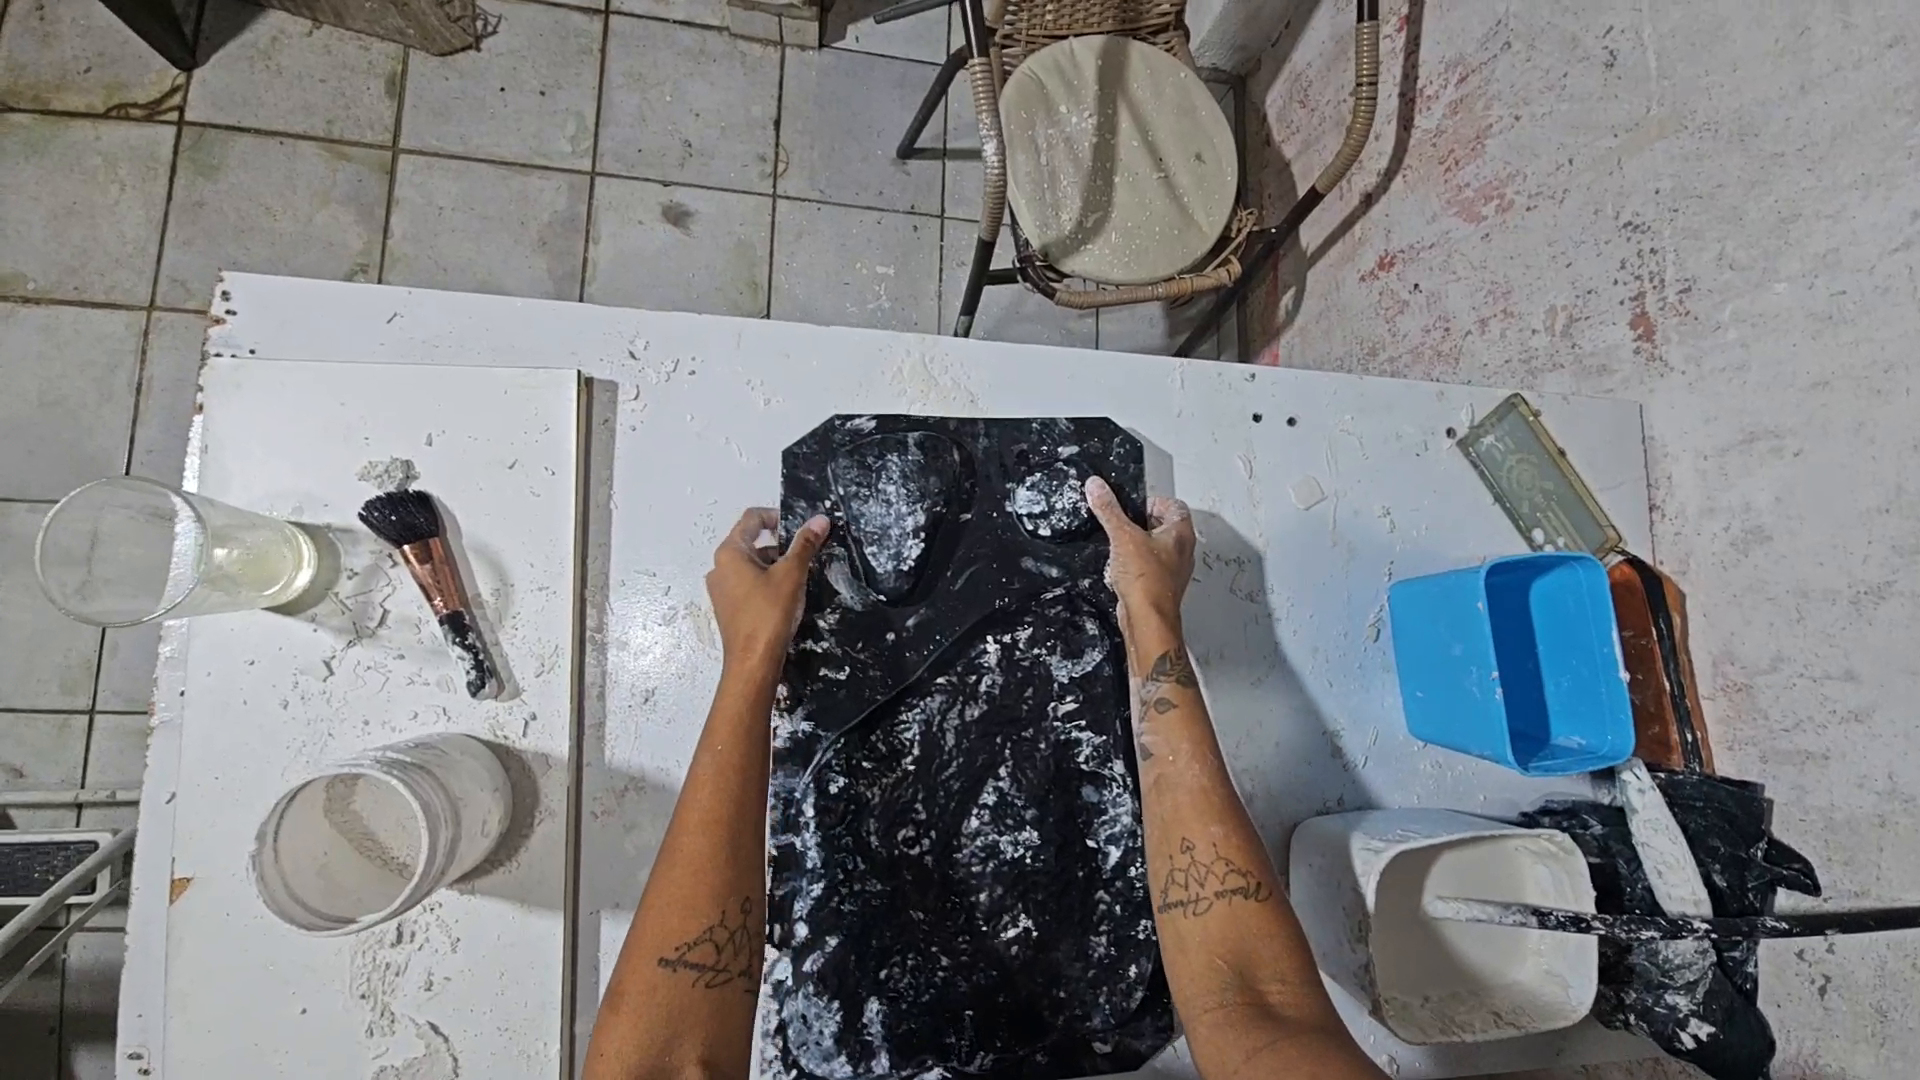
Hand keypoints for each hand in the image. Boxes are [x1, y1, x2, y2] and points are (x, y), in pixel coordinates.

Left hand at [706, 508, 829, 674]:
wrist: (753, 662)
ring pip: (751, 565)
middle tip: (805, 555)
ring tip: (799, 578)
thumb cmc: (770, 613)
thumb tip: (820, 519)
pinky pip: (748, 584)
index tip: (800, 529)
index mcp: (730, 552)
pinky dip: (766, 582)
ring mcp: (721, 589)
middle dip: (780, 544)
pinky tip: (785, 597)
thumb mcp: (792, 574)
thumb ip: (805, 544)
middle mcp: (719, 567)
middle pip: (752, 541)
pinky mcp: (727, 607)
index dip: (777, 516)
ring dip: (774, 565)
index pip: (752, 518)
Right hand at [1085, 476, 1194, 635]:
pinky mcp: (1161, 587)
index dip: (1152, 502)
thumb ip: (1108, 510)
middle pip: (1164, 526)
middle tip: (1122, 525)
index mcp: (1181, 533)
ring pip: (1155, 548)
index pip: (1173, 505)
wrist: (1146, 620)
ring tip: (1119, 548)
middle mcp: (1182, 551)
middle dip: (1140, 523)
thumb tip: (1096, 485)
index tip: (1131, 507)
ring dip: (1136, 546)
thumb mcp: (1122, 537)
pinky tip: (1119, 571)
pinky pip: (1148, 568)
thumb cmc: (1145, 579)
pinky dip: (1133, 566)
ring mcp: (1173, 570)